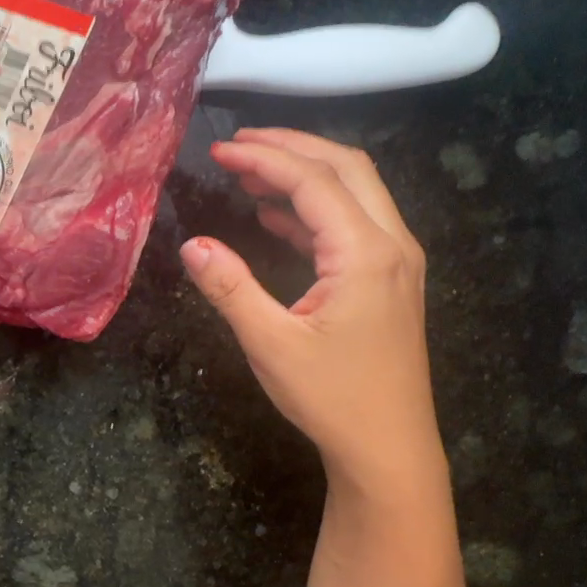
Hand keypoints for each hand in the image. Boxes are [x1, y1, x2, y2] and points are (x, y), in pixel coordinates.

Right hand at [182, 129, 443, 494]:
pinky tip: (274, 215)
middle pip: (348, 170)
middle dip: (292, 147)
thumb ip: (230, 287)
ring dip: (304, 173)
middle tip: (237, 144)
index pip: (315, 183)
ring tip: (248, 171)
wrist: (385, 442)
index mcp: (366, 253)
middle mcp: (391, 244)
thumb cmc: (329, 395)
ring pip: (354, 193)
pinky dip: (311, 208)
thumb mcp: (269, 342)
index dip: (265, 159)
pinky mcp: (385, 280)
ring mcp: (394, 261)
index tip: (219, 151)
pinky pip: (351, 223)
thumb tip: (191, 244)